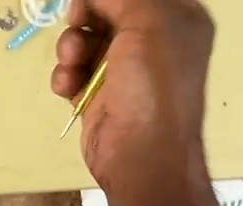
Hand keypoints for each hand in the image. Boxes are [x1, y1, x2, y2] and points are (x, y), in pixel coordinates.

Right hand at [50, 0, 215, 190]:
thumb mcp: (147, 19)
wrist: (139, 153)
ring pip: (86, 40)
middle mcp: (151, 40)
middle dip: (87, 12)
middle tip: (76, 18)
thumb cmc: (153, 83)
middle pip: (108, 9)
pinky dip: (65, 76)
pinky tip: (67, 85)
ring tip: (71, 59)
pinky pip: (74, 74)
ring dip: (71, 45)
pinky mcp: (95, 97)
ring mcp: (121, 70)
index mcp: (177, 15)